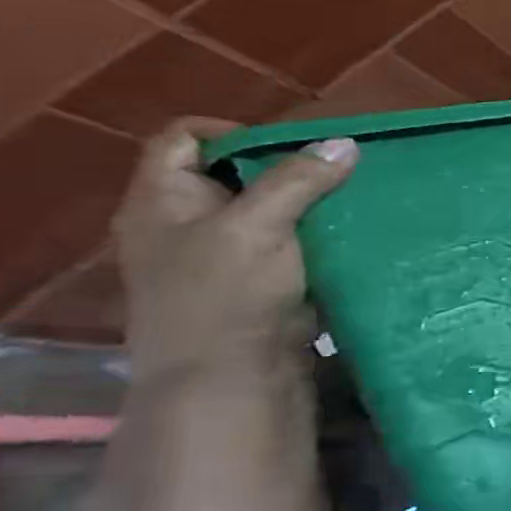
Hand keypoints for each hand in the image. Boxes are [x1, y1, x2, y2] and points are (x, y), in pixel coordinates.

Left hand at [114, 117, 357, 377]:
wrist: (231, 379)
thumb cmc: (225, 295)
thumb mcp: (257, 227)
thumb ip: (298, 180)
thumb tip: (344, 142)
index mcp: (161, 200)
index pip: (184, 138)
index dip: (234, 132)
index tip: (291, 146)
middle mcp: (184, 221)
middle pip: (232, 171)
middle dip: (285, 166)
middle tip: (333, 169)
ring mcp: (220, 253)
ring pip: (266, 207)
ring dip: (306, 201)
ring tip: (349, 196)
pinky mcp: (255, 279)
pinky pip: (285, 240)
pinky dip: (313, 231)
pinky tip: (346, 230)